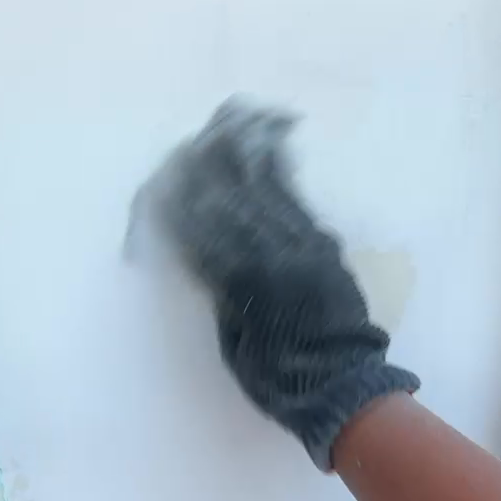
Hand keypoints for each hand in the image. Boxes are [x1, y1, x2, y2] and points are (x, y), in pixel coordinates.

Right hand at [148, 99, 418, 470]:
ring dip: (245, 149)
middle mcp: (273, 250)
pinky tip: (276, 141)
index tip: (158, 187)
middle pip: (230, 194)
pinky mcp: (324, 243)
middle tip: (187, 143)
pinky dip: (281, 165)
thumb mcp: (233, 341)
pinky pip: (297, 195)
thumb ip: (219, 292)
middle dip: (205, 165)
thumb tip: (205, 255)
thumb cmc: (279, 379)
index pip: (198, 227)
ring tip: (234, 115)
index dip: (174, 205)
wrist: (342, 385)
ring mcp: (303, 243)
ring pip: (267, 184)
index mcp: (243, 280)